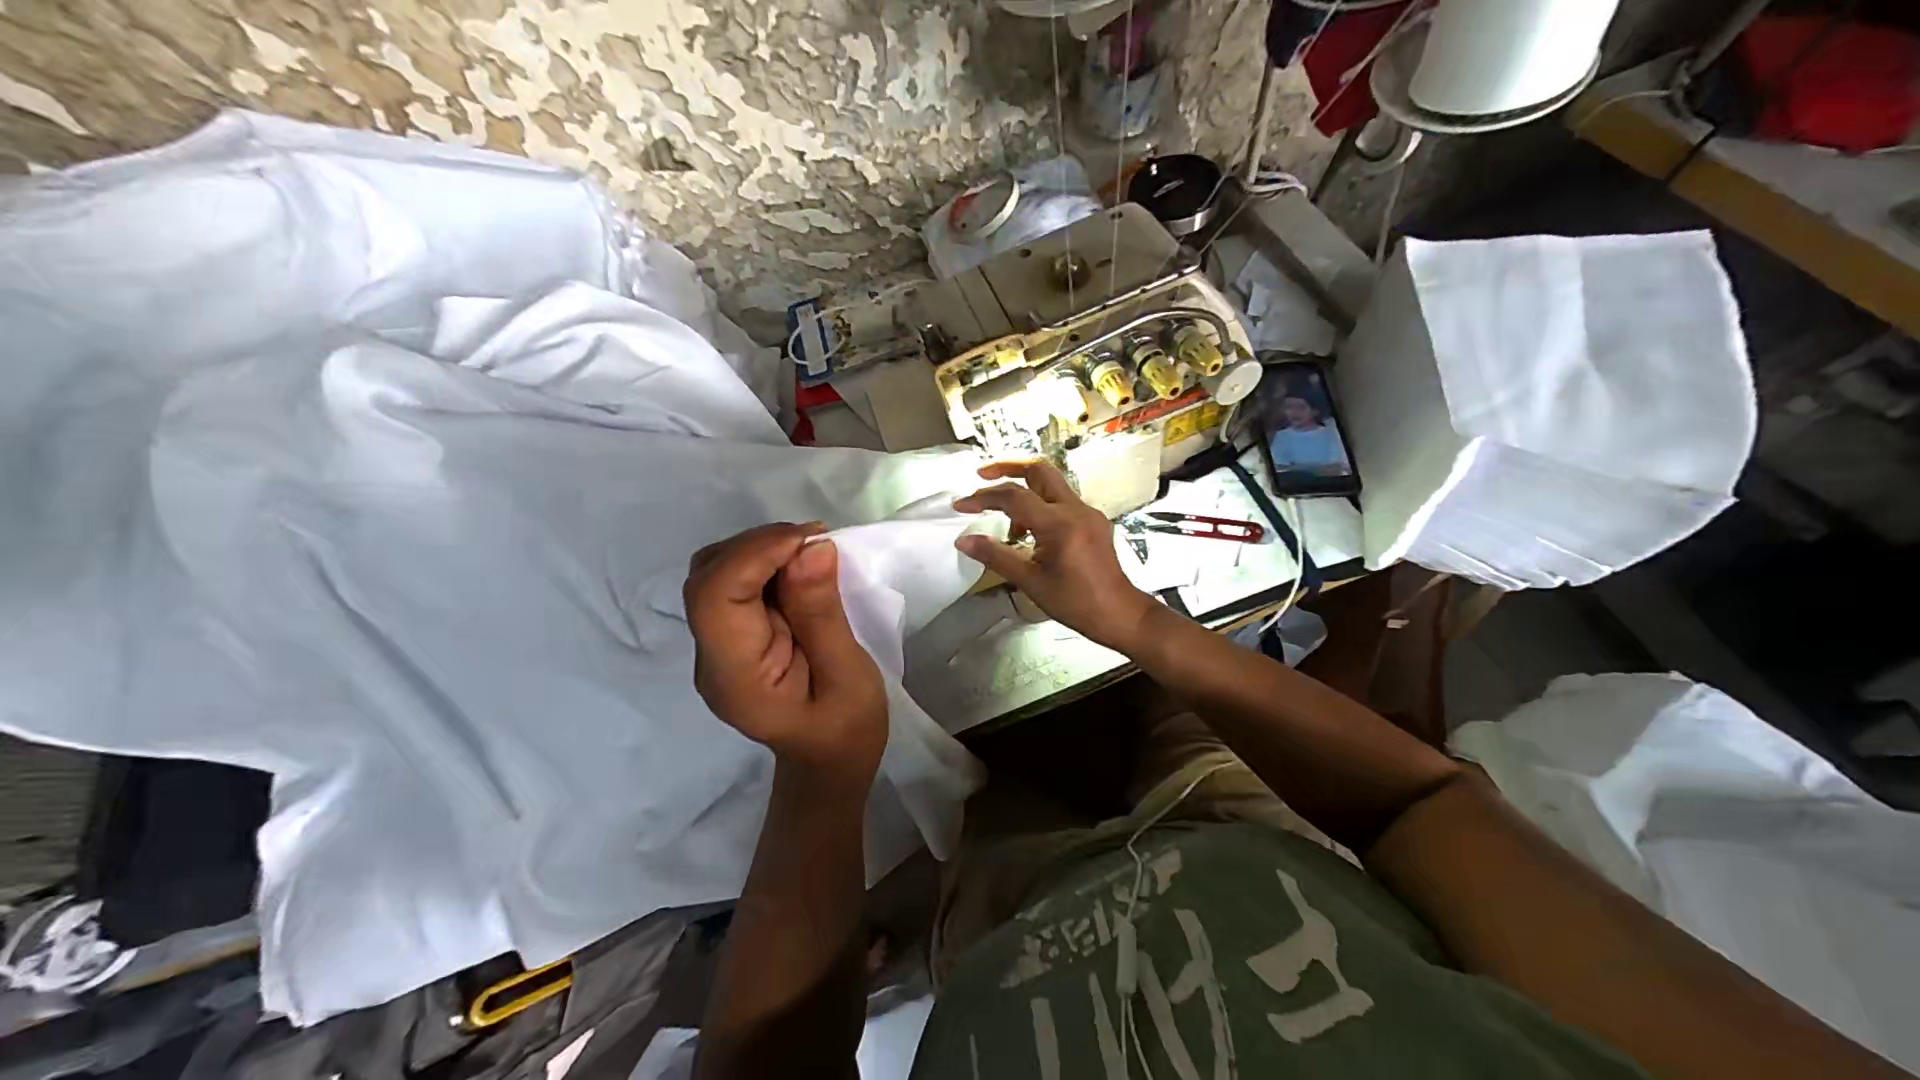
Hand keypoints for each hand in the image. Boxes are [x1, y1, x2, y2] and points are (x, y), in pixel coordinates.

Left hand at [684, 523, 888, 782]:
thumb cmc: (845, 730)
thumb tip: (811, 547)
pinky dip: (766, 560)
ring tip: (811, 549)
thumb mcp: (849, 676)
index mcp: (735, 676)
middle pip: (706, 577)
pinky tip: (801, 564)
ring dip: (761, 548)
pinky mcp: (732, 635)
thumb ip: (823, 614)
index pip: (715, 597)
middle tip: (816, 540)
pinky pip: (734, 582)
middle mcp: (712, 656)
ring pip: (715, 572)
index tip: (810, 539)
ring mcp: (717, 646)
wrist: (830, 762)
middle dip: (758, 545)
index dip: (754, 554)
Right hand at [952, 461, 1161, 652]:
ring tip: (1006, 520)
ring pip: (1051, 484)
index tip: (960, 506)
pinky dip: (1040, 506)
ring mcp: (1087, 512)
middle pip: (1039, 470)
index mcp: (1059, 524)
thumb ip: (995, 556)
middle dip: (1008, 467)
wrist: (1119, 613)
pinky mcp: (1093, 521)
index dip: (983, 497)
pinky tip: (1030, 533)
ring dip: (1024, 490)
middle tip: (982, 476)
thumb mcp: (1030, 581)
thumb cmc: (1074, 602)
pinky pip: (1062, 501)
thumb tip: (963, 540)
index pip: (1014, 496)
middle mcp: (1075, 509)